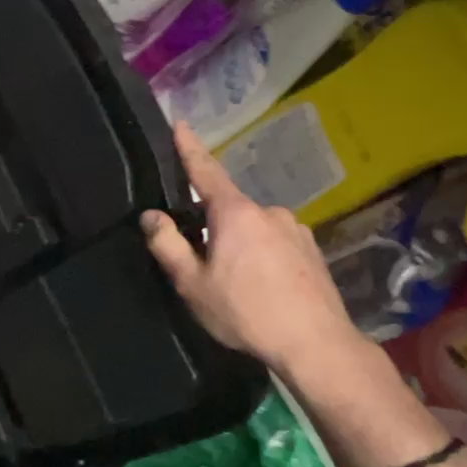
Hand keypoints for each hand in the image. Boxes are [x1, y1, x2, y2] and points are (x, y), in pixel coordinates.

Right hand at [140, 122, 367, 373]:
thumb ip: (168, 246)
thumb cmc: (245, 312)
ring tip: (233, 285)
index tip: (180, 124)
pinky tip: (259, 288)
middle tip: (200, 266)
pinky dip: (260, 258)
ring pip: (252, 230)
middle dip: (210, 228)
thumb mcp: (192, 284)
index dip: (190, 149)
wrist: (315, 343)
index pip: (206, 172)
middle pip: (227, 210)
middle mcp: (268, 212)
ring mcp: (295, 230)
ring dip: (237, 246)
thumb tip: (151, 216)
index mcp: (235, 214)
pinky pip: (273, 244)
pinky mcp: (311, 250)